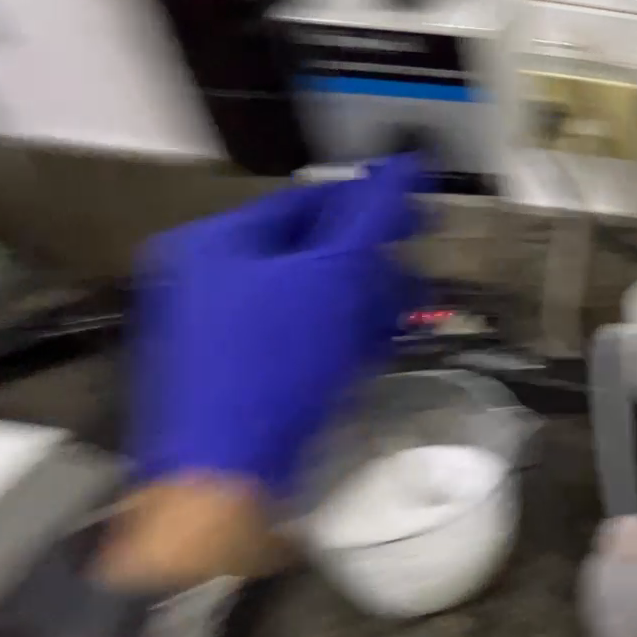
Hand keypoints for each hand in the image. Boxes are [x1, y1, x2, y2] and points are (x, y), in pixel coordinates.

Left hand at [131, 156, 426, 497]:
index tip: (427, 217)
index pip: (313, 201)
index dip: (375, 204)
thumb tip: (408, 161)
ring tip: (407, 316)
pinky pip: (302, 331)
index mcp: (217, 242)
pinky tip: (375, 346)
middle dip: (376, 263)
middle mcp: (209, 276)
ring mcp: (219, 325)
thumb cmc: (279, 359)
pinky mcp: (237, 367)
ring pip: (314, 293)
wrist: (224, 474)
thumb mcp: (334, 275)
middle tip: (420, 276)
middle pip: (316, 249)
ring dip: (367, 300)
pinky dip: (343, 332)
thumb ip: (372, 214)